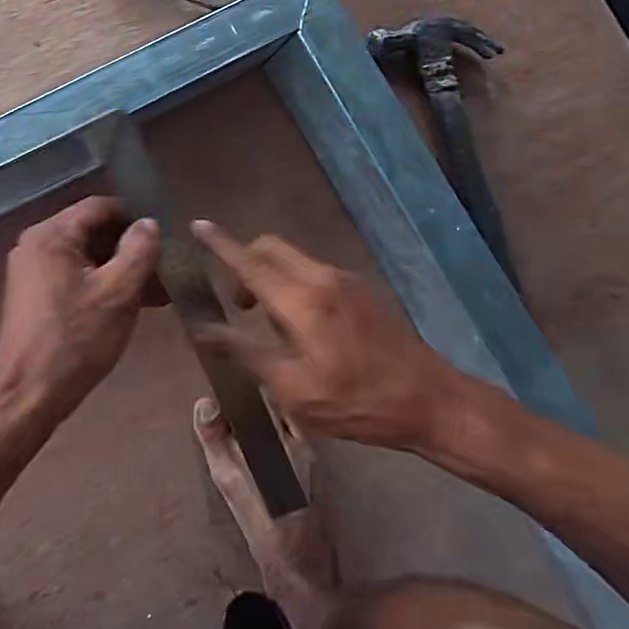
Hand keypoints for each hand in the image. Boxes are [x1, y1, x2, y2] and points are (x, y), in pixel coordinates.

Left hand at [0, 197, 161, 425]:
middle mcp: (35, 245)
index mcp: (51, 235)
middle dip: (131, 247)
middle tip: (165, 267)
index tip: (165, 237)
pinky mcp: (34, 296)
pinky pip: (74, 277)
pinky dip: (102, 284)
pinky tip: (131, 305)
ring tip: (157, 291)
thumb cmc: (75, 341)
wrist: (26, 396)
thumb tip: (148, 224)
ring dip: (120, 269)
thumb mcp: (118, 293)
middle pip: (92, 231)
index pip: (100, 207)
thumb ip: (139, 251)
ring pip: (85, 257)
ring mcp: (31, 272)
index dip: (135, 217)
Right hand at [191, 220, 485, 449]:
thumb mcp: (292, 389)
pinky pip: (312, 270)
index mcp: (301, 301)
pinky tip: (303, 327)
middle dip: (244, 261)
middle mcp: (321, 278)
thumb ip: (245, 353)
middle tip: (239, 304)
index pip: (249, 262)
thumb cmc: (356, 403)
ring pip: (292, 257)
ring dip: (269, 275)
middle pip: (270, 247)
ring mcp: (345, 279)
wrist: (430, 400)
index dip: (220, 244)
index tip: (198, 225)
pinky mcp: (360, 288)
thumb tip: (204, 331)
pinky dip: (292, 283)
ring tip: (271, 324)